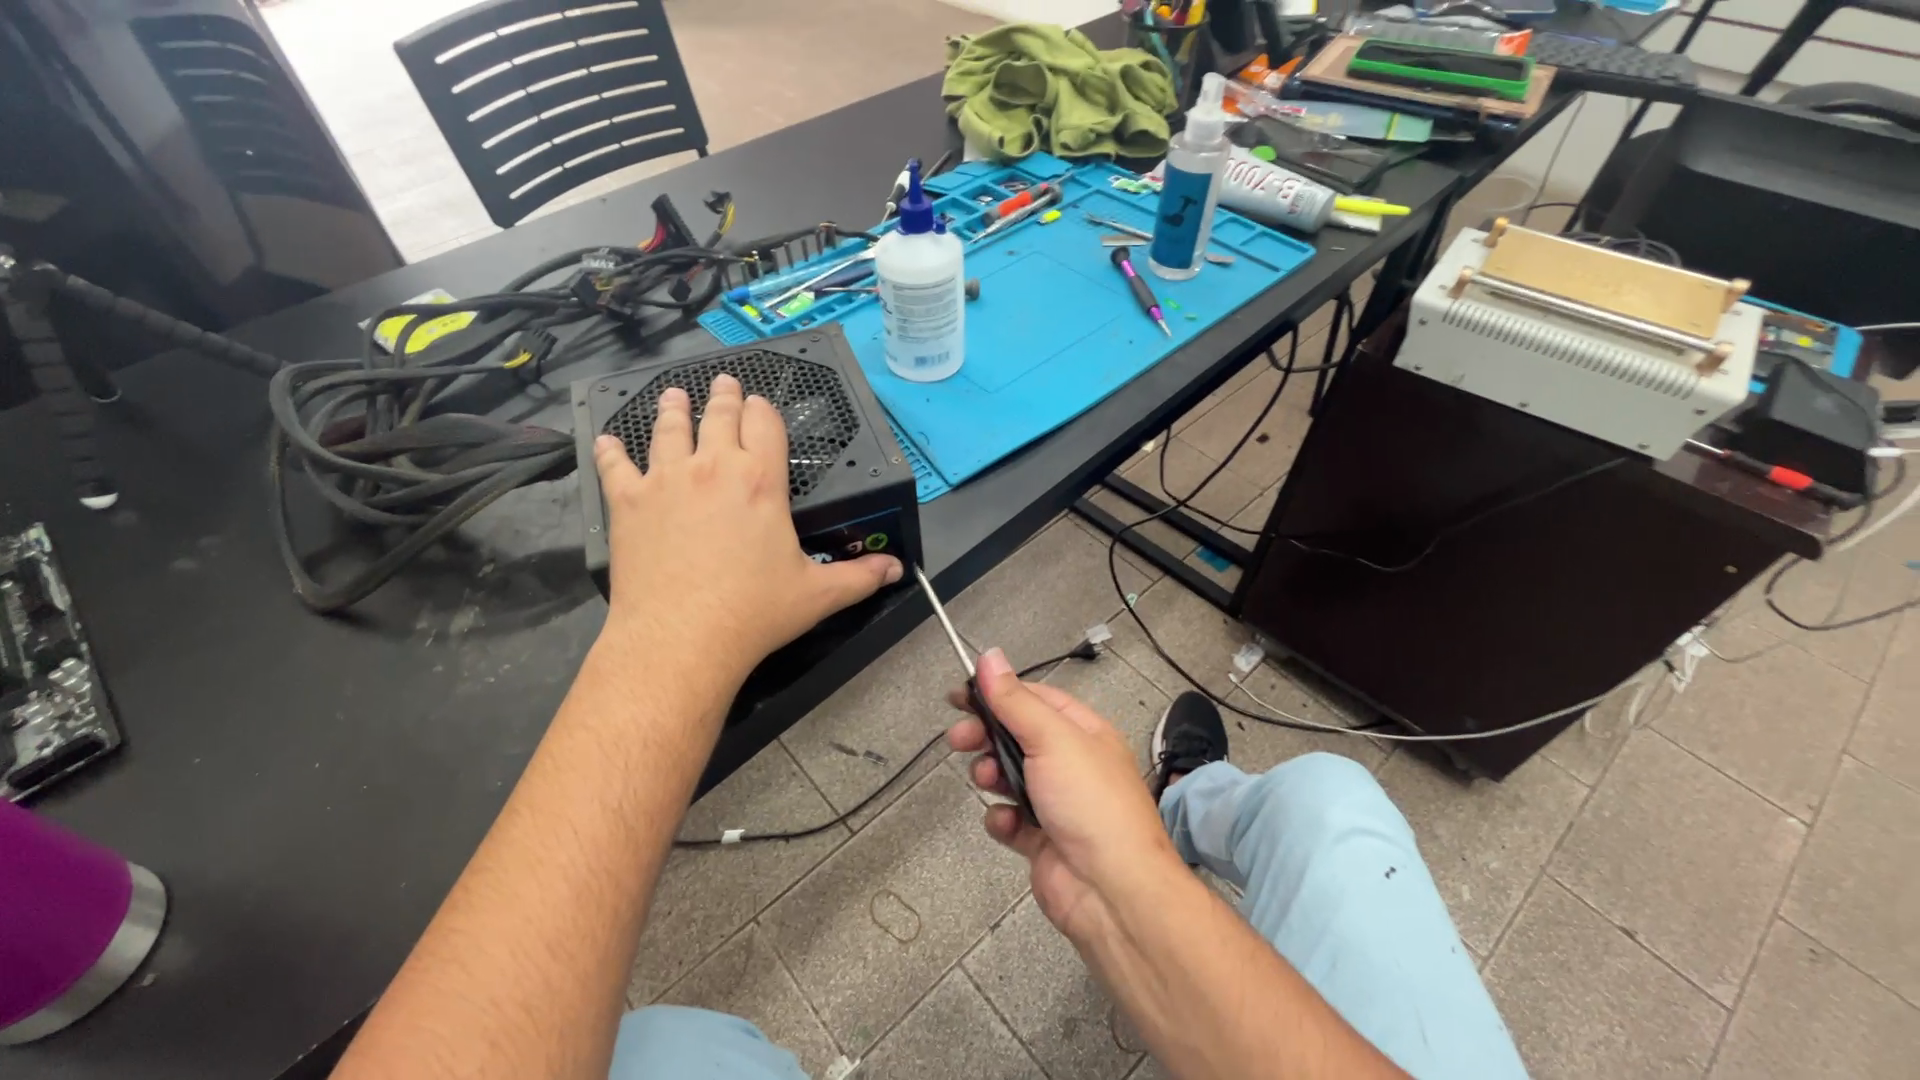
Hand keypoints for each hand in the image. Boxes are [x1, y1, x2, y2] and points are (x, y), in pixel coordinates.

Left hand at [591, 375, 902, 682]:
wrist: (682, 636)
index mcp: (760, 482)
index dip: (763, 408)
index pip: (765, 425)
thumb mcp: (818, 594)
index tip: (759, 401)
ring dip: (673, 409)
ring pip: (669, 430)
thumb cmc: (753, 612)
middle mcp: (713, 468)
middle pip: (718, 417)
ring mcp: (666, 481)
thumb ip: (859, 577)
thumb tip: (895, 570)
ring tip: (674, 396)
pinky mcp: (628, 502)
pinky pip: (616, 466)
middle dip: (723, 397)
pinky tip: (606, 441)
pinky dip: (611, 452)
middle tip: (723, 383)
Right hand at [947, 649, 1181, 943]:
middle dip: (986, 735)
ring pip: (1009, 777)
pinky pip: (1010, 820)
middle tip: (960, 739)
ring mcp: (1057, 803)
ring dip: (992, 776)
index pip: (1035, 699)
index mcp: (1083, 732)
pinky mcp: (1042, 840)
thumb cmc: (1092, 805)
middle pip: (1017, 736)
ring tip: (988, 780)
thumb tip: (991, 657)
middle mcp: (1072, 764)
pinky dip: (1002, 820)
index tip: (960, 695)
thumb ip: (1015, 700)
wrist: (1111, 890)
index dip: (997, 693)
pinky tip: (1008, 824)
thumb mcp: (1052, 738)